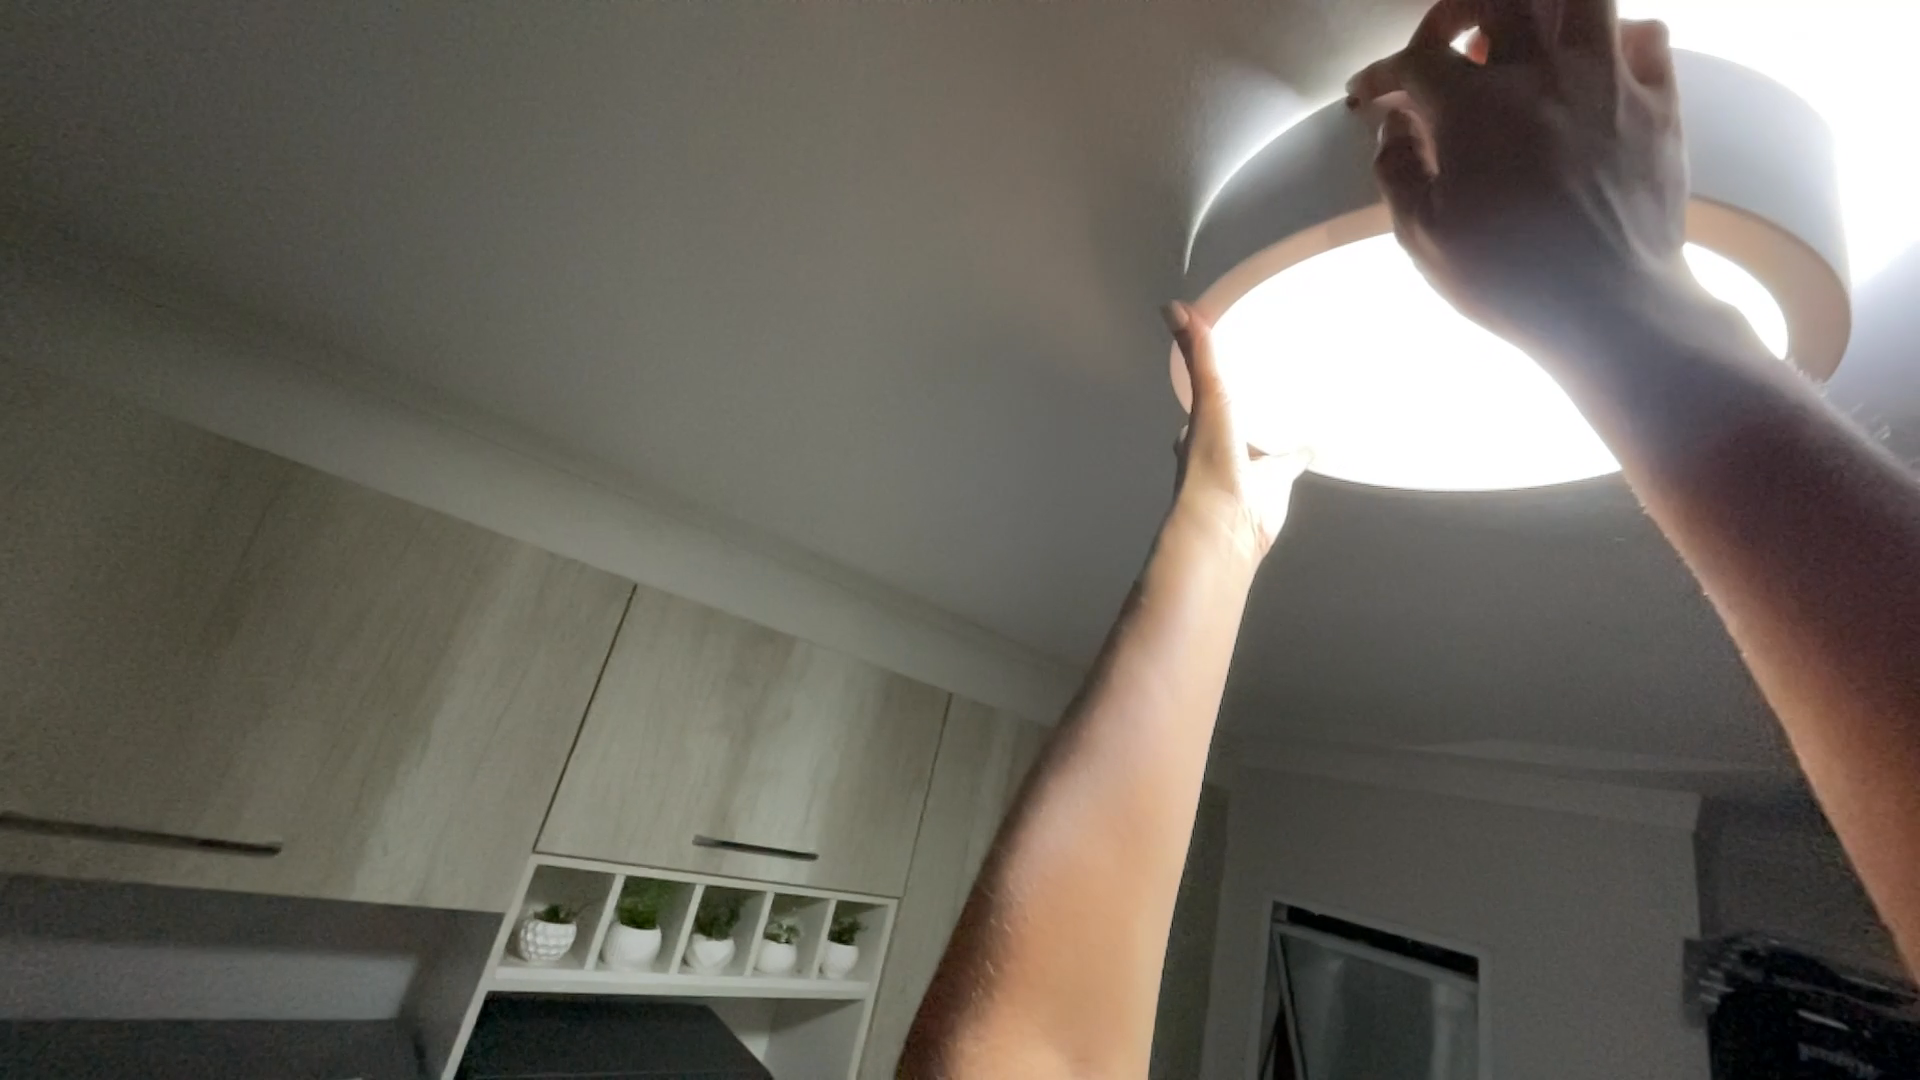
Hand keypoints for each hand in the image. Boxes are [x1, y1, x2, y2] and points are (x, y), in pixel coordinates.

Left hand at [1165, 301, 1309, 558]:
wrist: (1229, 522)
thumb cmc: (1212, 459)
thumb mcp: (1208, 398)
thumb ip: (1198, 355)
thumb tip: (1171, 305)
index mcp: (1197, 430)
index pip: (1202, 400)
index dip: (1208, 383)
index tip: (1220, 363)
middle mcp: (1219, 448)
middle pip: (1232, 420)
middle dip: (1242, 406)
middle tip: (1263, 379)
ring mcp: (1248, 468)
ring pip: (1262, 441)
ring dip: (1272, 427)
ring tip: (1296, 399)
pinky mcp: (1277, 485)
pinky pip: (1292, 462)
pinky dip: (1302, 452)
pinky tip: (1319, 440)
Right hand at [1347, 0, 1692, 355]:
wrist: (1604, 302)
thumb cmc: (1500, 276)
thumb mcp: (1421, 235)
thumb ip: (1397, 168)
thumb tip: (1392, 125)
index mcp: (1477, 109)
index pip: (1416, 60)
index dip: (1382, 73)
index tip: (1366, 95)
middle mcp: (1545, 72)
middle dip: (1454, 11)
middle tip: (1438, 47)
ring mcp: (1611, 76)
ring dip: (1531, 12)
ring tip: (1510, 47)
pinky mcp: (1659, 96)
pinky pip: (1639, 30)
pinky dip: (1601, 37)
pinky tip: (1578, 73)